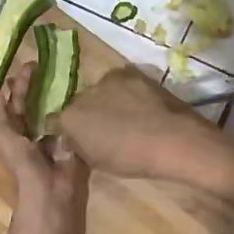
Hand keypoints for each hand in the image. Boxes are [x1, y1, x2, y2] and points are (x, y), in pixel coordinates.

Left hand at [0, 63, 84, 213]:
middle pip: (32, 104)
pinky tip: (78, 91)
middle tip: (42, 63)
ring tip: (59, 72)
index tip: (29, 65)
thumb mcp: (4, 136)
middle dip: (34, 85)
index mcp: (13, 132)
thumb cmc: (22, 162)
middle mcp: (32, 133)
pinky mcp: (71, 142)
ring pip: (50, 110)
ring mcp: (52, 137)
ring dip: (54, 94)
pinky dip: (72, 108)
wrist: (50, 188)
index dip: (18, 85)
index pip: (14, 104)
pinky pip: (70, 121)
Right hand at [58, 67, 222, 180]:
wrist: (176, 141)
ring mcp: (111, 79)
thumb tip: (72, 137)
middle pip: (80, 101)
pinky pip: (123, 85)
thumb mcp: (97, 161)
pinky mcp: (134, 73)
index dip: (68, 129)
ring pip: (102, 91)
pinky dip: (127, 95)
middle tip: (104, 129)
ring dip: (108, 101)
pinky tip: (141, 109)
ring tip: (127, 119)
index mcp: (71, 116)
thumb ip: (78, 145)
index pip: (57, 119)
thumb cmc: (132, 159)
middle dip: (88, 113)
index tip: (80, 139)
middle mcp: (85, 92)